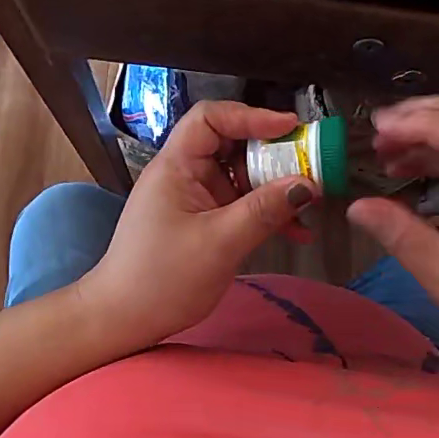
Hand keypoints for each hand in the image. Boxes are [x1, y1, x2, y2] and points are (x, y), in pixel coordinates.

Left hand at [79, 101, 317, 347]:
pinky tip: (298, 231)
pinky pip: (246, 206)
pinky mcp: (209, 223)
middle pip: (235, 146)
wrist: (126, 320)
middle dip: (276, 154)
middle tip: (313, 164)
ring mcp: (199, 199)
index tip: (291, 127)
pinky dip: (271, 214)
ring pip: (246, 177)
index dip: (252, 116)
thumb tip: (308, 185)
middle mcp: (189, 175)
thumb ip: (265, 210)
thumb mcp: (219, 242)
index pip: (212, 119)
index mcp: (178, 166)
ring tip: (312, 202)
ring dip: (279, 188)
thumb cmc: (162, 278)